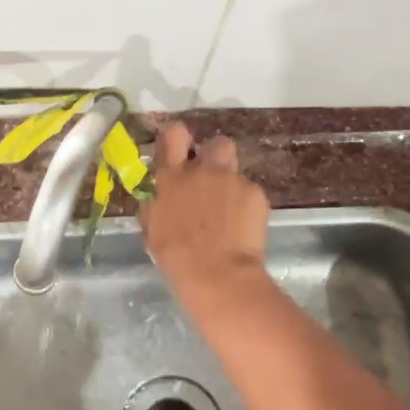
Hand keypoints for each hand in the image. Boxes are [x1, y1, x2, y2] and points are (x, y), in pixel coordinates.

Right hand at [139, 123, 271, 290]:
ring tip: (229, 212)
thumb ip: (155, 204)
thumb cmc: (176, 258)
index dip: (179, 140)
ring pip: (235, 171)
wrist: (217, 275)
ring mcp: (232, 180)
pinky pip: (250, 193)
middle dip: (216, 158)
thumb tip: (159, 197)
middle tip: (212, 182)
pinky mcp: (256, 194)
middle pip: (216, 143)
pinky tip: (242, 229)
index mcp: (172, 178)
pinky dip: (246, 208)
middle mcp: (203, 170)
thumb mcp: (153, 229)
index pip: (174, 134)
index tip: (182, 155)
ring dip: (231, 185)